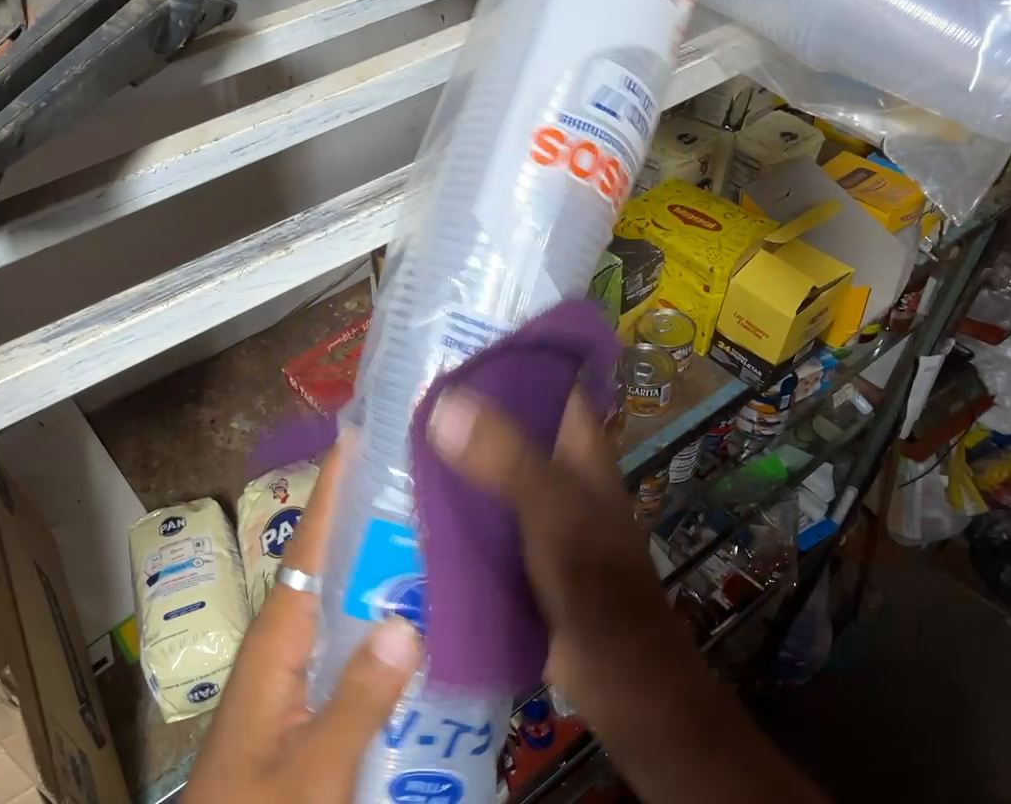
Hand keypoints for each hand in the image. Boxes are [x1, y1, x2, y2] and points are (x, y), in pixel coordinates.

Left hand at [185, 439, 422, 803]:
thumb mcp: (313, 768)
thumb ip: (358, 699)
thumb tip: (408, 619)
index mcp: (276, 642)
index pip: (308, 546)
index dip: (331, 491)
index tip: (359, 438)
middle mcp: (284, 644)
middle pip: (327, 566)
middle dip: (367, 521)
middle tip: (421, 482)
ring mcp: (293, 674)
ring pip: (340, 605)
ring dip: (377, 570)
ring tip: (432, 535)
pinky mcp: (304, 703)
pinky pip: (345, 644)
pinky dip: (378, 622)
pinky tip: (418, 625)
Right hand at [428, 389, 828, 803]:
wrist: (618, 675)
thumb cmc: (595, 581)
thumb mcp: (552, 509)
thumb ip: (505, 457)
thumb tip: (443, 401)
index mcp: (577, 446)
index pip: (547, 379)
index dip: (510, 353)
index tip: (454, 334)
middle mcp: (556, 469)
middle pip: (509, 422)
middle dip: (463, 404)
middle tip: (402, 386)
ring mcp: (535, 511)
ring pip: (488, 467)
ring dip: (450, 453)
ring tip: (391, 432)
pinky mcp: (515, 549)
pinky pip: (477, 512)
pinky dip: (448, 502)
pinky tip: (405, 497)